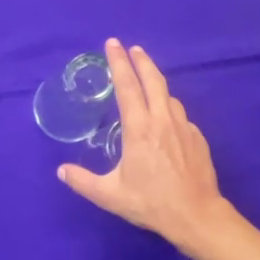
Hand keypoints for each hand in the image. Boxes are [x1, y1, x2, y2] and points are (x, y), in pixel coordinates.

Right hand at [58, 40, 234, 251]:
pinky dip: (169, 109)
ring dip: (157, 83)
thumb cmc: (151, 203)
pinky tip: (166, 118)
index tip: (113, 44)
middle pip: (153, 80)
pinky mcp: (198, 138)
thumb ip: (83, 181)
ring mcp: (184, 127)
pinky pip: (180, 116)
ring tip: (148, 81)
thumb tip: (62, 170)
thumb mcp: (110, 195)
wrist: (196, 215)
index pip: (127, 86)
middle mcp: (162, 120)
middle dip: (141, 61)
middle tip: (132, 48)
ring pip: (169, 96)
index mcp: (139, 128)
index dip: (119, 63)